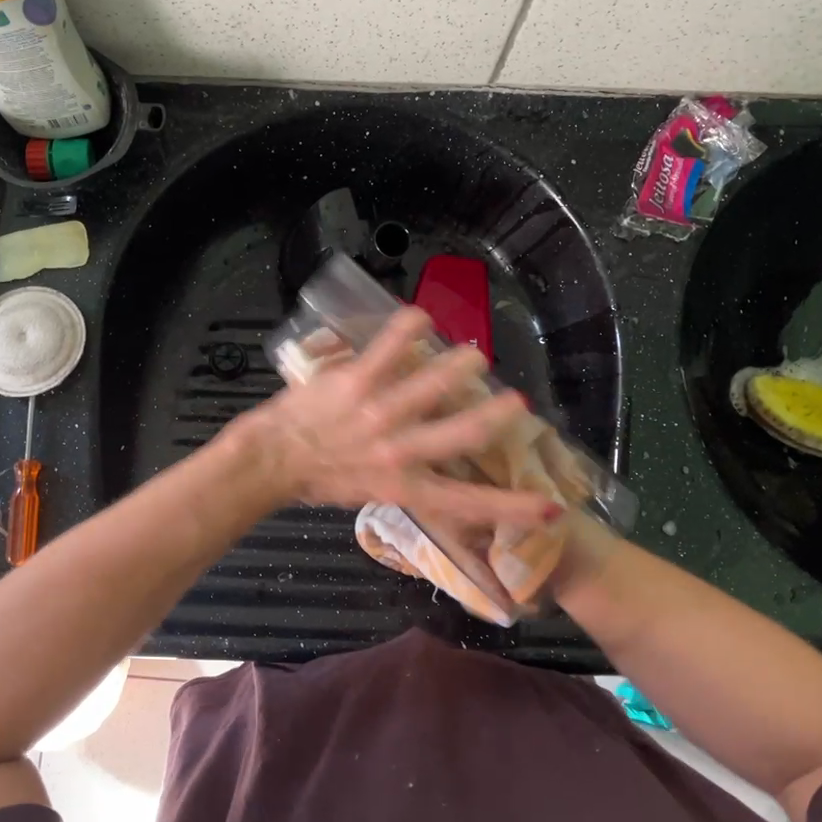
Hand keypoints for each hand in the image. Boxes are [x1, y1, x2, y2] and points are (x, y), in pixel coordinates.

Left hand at [232, 307, 551, 527]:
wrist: (270, 461)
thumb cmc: (317, 479)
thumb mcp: (367, 492)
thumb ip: (403, 477)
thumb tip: (430, 462)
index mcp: (405, 486)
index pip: (468, 502)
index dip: (513, 506)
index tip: (551, 506)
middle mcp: (400, 451)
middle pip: (464, 433)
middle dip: (497, 416)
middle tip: (516, 403)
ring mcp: (380, 412)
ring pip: (436, 383)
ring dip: (462, 366)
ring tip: (476, 355)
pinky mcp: (356, 381)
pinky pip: (391, 346)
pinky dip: (410, 326)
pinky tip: (423, 314)